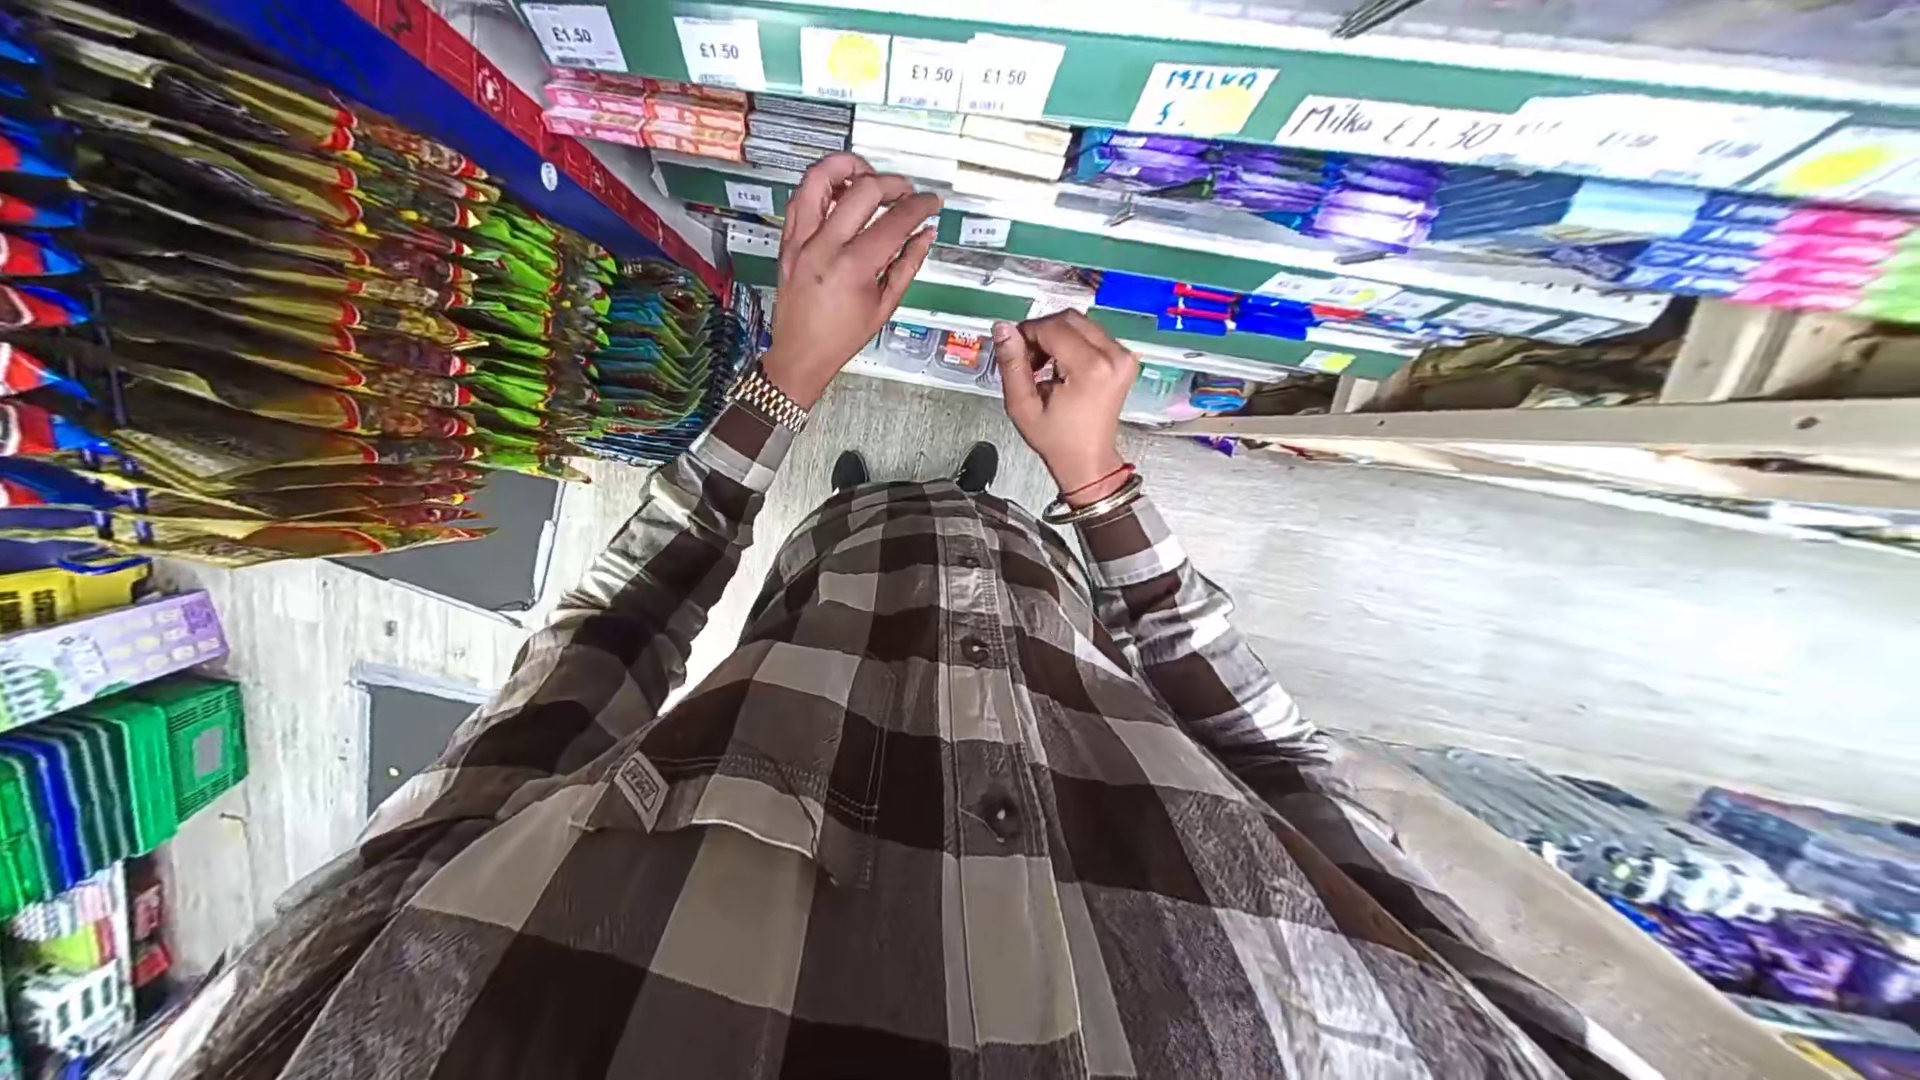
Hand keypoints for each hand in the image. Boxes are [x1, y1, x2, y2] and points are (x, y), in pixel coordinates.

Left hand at [762, 153, 942, 407]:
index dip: (918, 206)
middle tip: (905, 191)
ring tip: (867, 177)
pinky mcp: (786, 241)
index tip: (930, 203)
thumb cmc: (841, 338)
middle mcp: (823, 247)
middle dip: (892, 183)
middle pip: (862, 190)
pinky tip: (838, 192)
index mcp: (853, 268)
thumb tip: (925, 235)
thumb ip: (907, 265)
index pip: (894, 221)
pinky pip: (800, 197)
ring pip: (819, 178)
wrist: (800, 353)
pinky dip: (821, 186)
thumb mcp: (884, 306)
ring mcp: (800, 241)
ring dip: (848, 167)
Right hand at [993, 312, 1139, 505]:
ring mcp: (1123, 357)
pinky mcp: (1124, 358)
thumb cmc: (1057, 440)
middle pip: (1068, 318)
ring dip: (1056, 336)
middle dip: (1041, 332)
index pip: (1052, 327)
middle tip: (1028, 360)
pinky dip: (1071, 343)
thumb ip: (1012, 364)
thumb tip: (1003, 329)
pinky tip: (1060, 367)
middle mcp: (1113, 357)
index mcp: (1091, 369)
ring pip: (1080, 323)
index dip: (1026, 334)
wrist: (1087, 459)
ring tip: (1044, 366)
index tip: (1016, 353)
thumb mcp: (1022, 406)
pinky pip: (1092, 334)